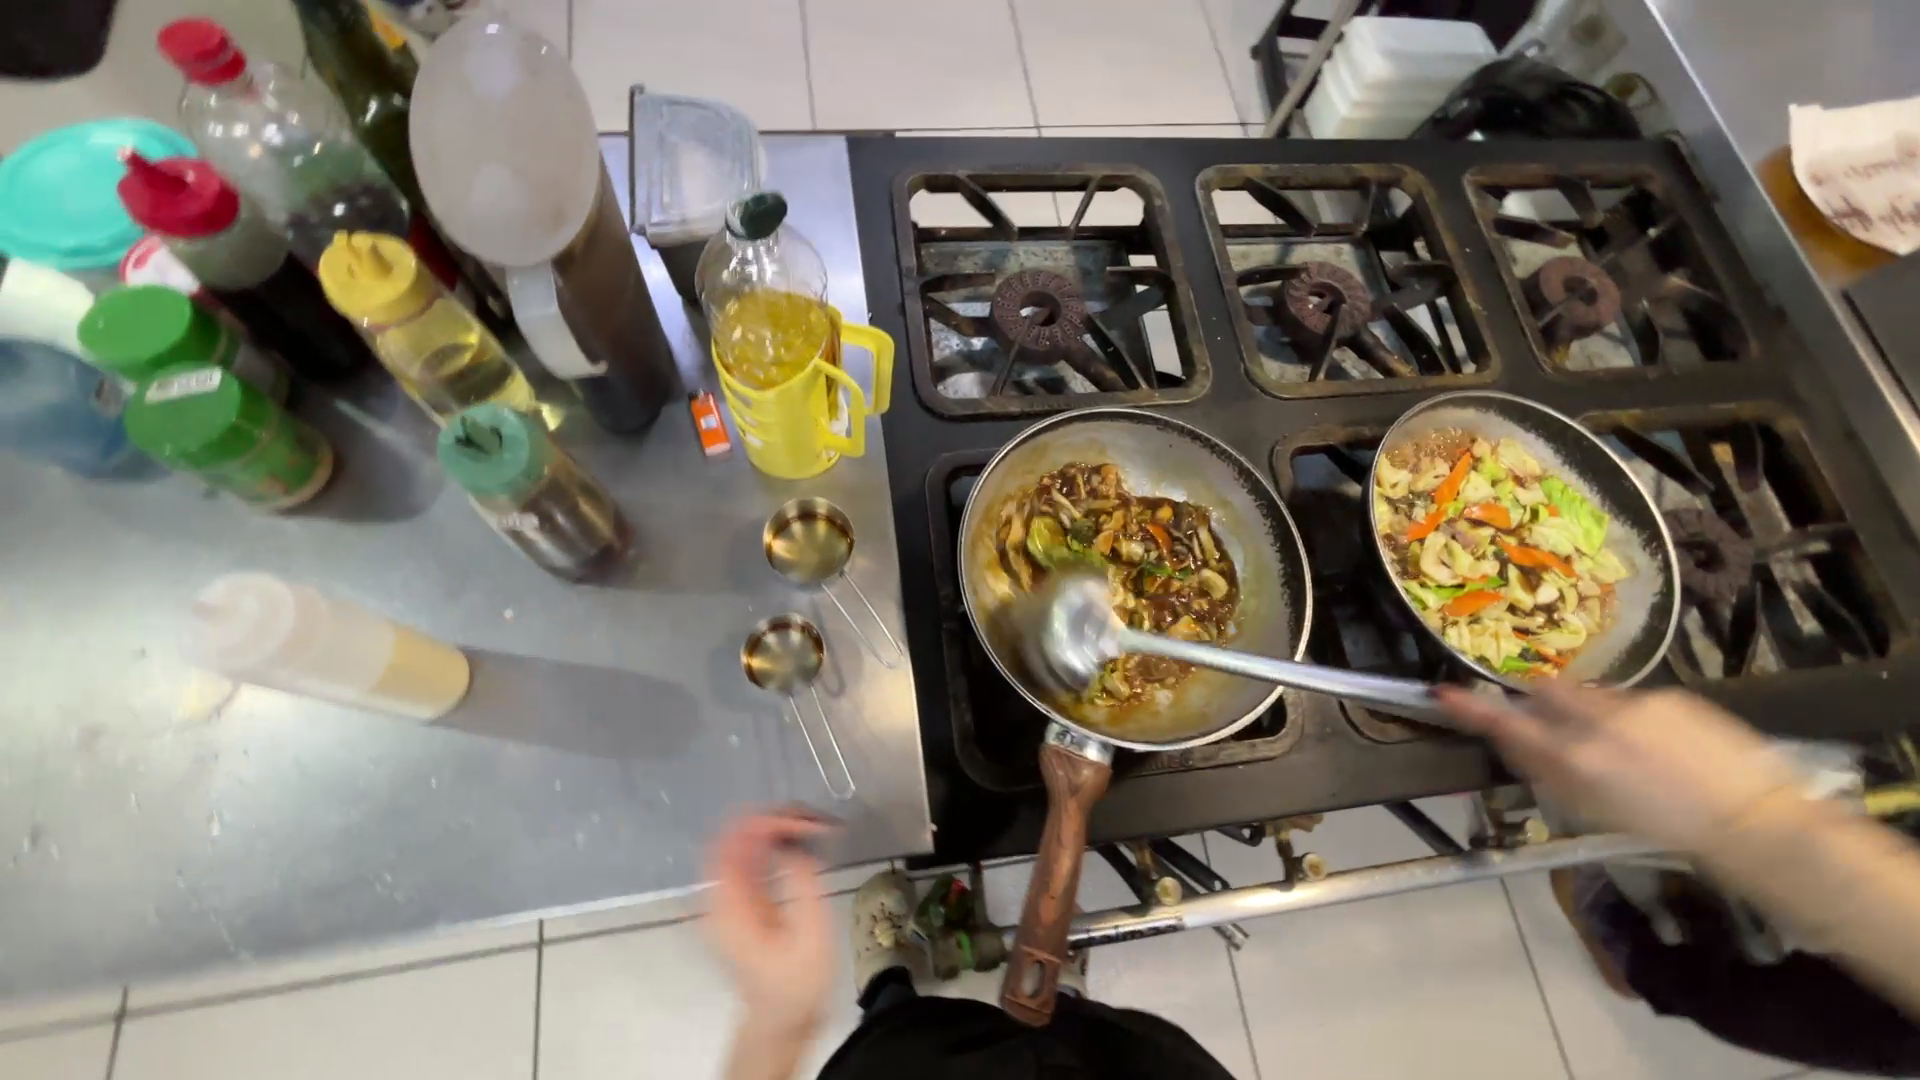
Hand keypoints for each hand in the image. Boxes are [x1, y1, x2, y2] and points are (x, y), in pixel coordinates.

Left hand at [702, 810, 837, 1038]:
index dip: (770, 821)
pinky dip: (779, 838)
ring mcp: (730, 893)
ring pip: (746, 838)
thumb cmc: (796, 983)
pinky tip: (806, 838)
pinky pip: (754, 852)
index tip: (808, 824)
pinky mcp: (744, 895)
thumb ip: (802, 882)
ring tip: (815, 823)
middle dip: (777, 816)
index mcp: (728, 903)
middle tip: (814, 819)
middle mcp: (721, 893)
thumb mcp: (808, 934)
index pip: (735, 839)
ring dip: (779, 824)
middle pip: (738, 832)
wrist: (781, 1019)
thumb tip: (797, 842)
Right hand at [1434, 681, 1801, 851]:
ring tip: (1620, 746)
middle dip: (1539, 701)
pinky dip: (1630, 715)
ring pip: (1590, 696)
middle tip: (1552, 725)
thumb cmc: (1665, 827)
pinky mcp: (1672, 696)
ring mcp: (1636, 704)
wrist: (1757, 822)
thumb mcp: (1590, 808)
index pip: (1505, 724)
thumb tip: (1512, 741)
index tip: (1442, 693)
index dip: (1470, 708)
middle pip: (1545, 692)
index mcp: (1574, 758)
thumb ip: (1545, 769)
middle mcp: (1597, 722)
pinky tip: (1657, 744)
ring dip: (1588, 711)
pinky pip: (1631, 698)